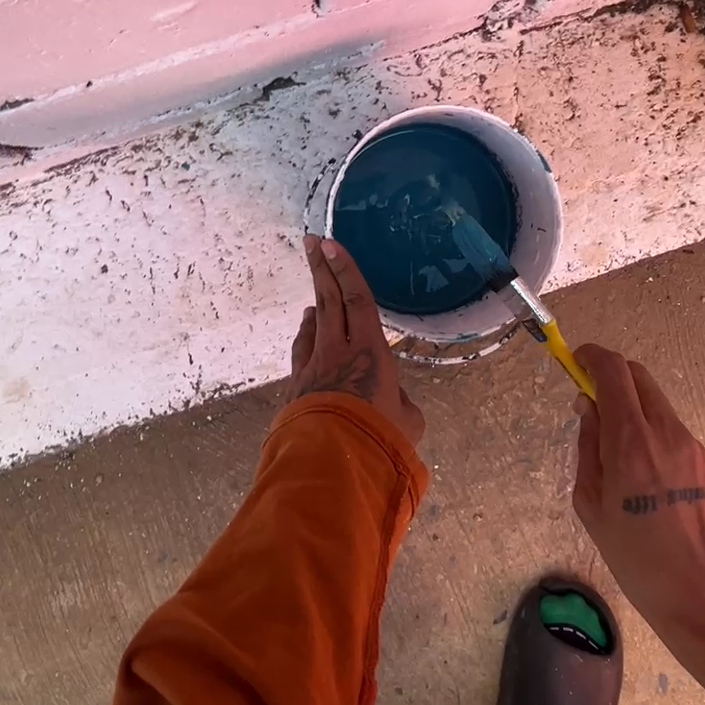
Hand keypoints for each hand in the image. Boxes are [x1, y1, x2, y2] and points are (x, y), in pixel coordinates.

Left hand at [286, 236, 425, 445]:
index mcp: (370, 351)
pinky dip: (305, 337)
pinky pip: (302, 352)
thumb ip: (401, 403)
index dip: (346, 269)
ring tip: (314, 294)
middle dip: (321, 268)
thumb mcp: (408, 422)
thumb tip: (394, 403)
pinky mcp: (296, 387)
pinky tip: (306, 335)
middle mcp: (338, 350)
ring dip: (315, 304)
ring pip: (312, 325)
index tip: (332, 243)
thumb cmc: (377, 438)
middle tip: (312, 241)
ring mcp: (313, 366)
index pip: (358, 299)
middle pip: (328, 299)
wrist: (330, 463)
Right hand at [570, 343, 704, 635]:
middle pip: (637, 374)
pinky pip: (667, 422)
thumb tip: (587, 407)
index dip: (590, 356)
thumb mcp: (591, 504)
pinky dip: (645, 422)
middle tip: (588, 399)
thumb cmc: (635, 557)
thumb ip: (587, 446)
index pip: (613, 371)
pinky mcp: (702, 458)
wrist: (703, 596)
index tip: (573, 361)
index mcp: (631, 442)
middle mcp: (664, 431)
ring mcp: (689, 443)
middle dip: (609, 374)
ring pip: (654, 397)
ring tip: (610, 440)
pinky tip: (636, 462)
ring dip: (628, 399)